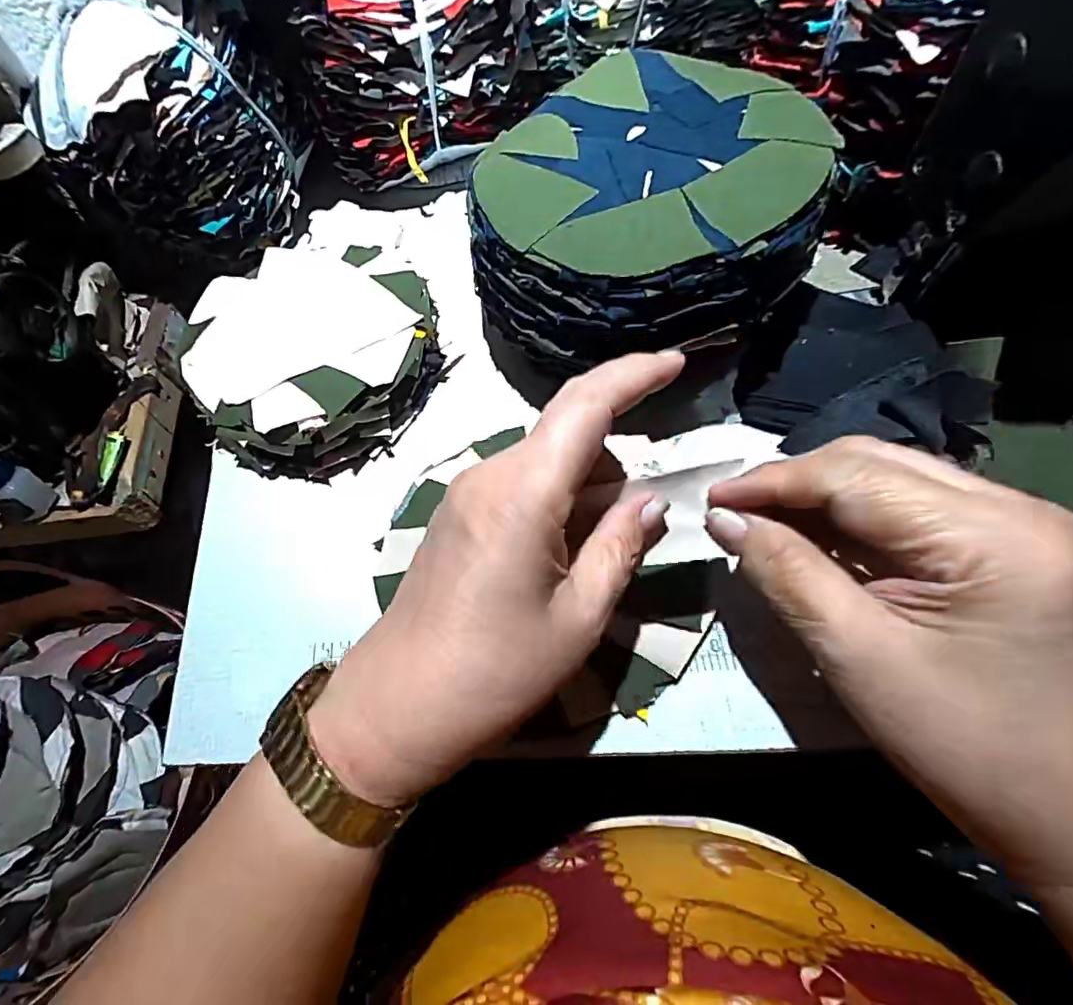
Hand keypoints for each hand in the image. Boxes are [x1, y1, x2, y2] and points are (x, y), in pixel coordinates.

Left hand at [304, 352, 684, 808]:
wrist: (396, 707)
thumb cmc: (495, 673)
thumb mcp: (578, 618)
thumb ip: (620, 546)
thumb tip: (652, 501)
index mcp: (523, 494)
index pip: (585, 405)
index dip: (634, 375)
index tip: (676, 364)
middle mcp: (491, 476)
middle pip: (570, 434)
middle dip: (618, 463)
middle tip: (643, 522)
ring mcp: (469, 492)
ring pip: (549, 460)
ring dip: (589, 487)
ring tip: (599, 556)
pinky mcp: (460, 513)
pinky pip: (525, 484)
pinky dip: (561, 501)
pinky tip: (567, 554)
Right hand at [705, 437, 1072, 888]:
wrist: (1058, 802)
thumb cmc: (958, 741)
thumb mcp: (857, 655)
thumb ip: (787, 573)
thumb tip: (725, 520)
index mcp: (992, 535)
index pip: (859, 476)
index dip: (776, 482)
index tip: (714, 499)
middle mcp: (1015, 506)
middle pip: (877, 463)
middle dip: (796, 483)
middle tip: (735, 511)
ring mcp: (1018, 517)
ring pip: (891, 477)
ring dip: (822, 496)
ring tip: (764, 521)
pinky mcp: (1008, 535)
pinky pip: (911, 504)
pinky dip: (854, 516)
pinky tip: (815, 534)